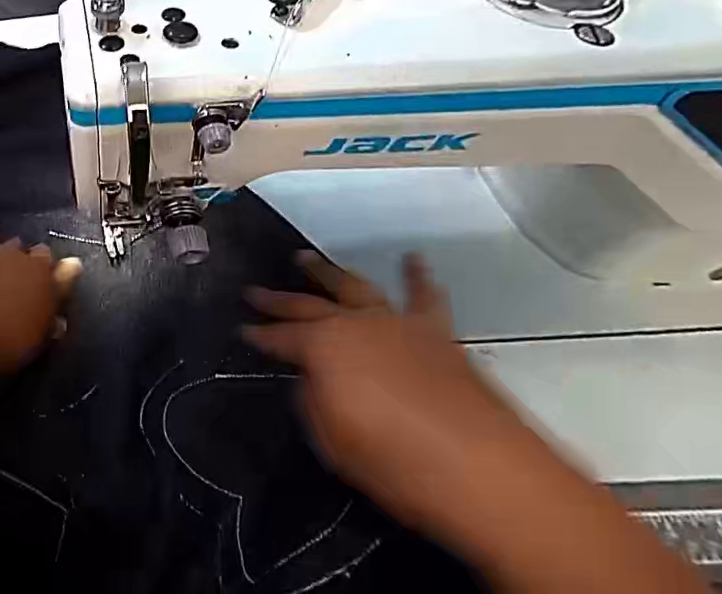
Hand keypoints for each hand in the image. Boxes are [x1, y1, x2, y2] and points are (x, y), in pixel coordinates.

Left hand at [0, 221, 80, 373]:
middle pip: (41, 255)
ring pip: (16, 243)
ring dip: (13, 251)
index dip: (57, 282)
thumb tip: (59, 321)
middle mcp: (33, 263)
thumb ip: (47, 326)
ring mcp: (5, 252)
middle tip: (27, 279)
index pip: (64, 276)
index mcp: (50, 286)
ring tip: (8, 261)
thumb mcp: (31, 343)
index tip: (53, 290)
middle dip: (37, 263)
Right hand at [244, 252, 520, 538]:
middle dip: (279, 299)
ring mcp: (395, 321)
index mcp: (326, 348)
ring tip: (306, 258)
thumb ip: (314, 401)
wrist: (478, 464)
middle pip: (309, 305)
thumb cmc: (396, 462)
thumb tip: (309, 379)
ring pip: (355, 286)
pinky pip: (423, 296)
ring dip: (329, 272)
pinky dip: (417, 275)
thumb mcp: (334, 441)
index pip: (282, 338)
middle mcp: (356, 323)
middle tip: (256, 290)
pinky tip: (413, 258)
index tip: (243, 328)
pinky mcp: (433, 330)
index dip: (260, 335)